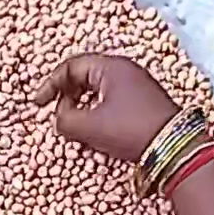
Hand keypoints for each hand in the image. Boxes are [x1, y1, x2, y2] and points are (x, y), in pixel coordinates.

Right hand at [31, 53, 180, 163]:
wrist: (174, 147)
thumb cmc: (131, 130)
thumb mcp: (89, 126)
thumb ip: (64, 119)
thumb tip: (59, 118)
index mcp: (110, 67)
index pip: (71, 67)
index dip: (51, 85)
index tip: (39, 103)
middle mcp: (125, 71)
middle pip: (84, 76)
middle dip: (66, 95)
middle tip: (57, 112)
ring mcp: (136, 86)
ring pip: (98, 89)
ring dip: (81, 105)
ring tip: (74, 124)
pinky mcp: (142, 103)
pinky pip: (111, 100)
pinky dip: (96, 111)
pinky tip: (95, 130)